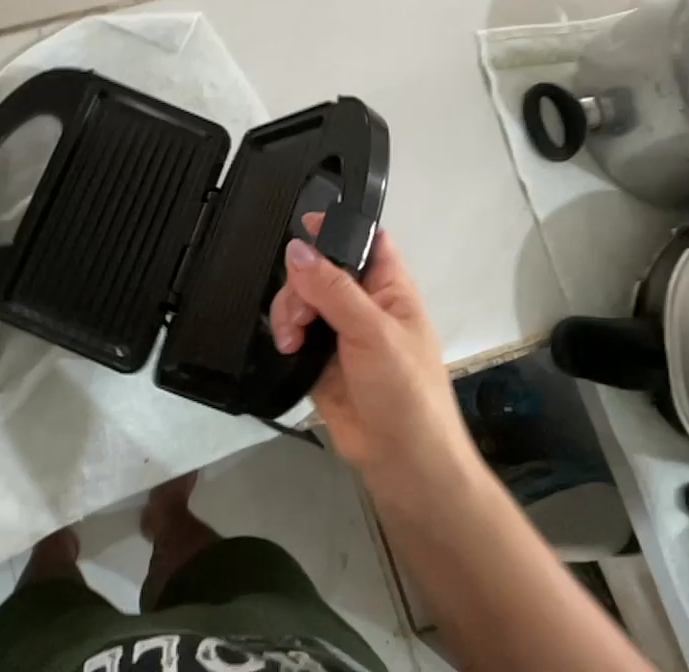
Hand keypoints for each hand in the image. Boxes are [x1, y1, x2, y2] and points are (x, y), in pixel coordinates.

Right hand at [269, 216, 478, 496]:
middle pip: (319, 269)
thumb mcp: (373, 333)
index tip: (301, 226)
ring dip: (288, 311)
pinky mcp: (319, 359)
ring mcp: (340, 333)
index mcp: (390, 289)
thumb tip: (295, 249)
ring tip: (292, 339)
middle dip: (300, 282)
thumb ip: (332, 289)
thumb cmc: (405, 392)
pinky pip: (293, 331)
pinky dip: (284, 334)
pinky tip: (287, 348)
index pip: (365, 241)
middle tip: (300, 310)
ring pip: (301, 299)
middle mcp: (363, 305)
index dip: (336, 229)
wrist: (402, 462)